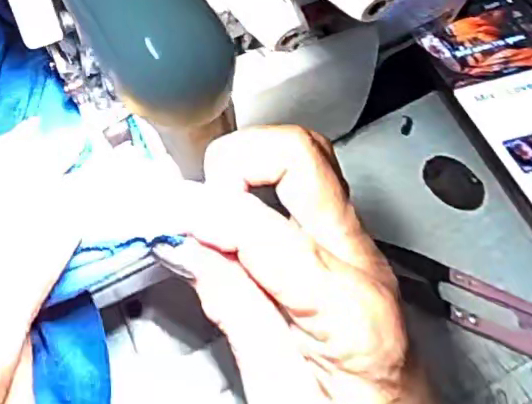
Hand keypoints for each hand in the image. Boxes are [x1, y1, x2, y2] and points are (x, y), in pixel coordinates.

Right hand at [158, 126, 433, 403]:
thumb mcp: (281, 397)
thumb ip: (236, 313)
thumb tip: (190, 244)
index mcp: (353, 312)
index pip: (259, 224)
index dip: (202, 213)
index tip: (166, 214)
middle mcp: (365, 265)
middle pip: (298, 153)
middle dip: (235, 161)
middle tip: (201, 205)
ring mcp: (362, 250)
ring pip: (304, 154)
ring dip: (248, 166)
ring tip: (217, 212)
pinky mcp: (350, 246)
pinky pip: (302, 184)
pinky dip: (257, 183)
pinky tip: (234, 223)